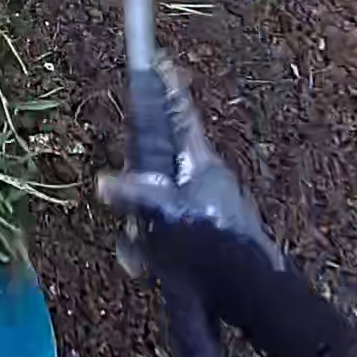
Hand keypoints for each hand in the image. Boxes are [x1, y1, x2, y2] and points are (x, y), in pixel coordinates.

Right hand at [97, 55, 280, 270]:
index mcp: (199, 160)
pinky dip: (154, 245)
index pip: (180, 112)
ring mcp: (203, 205)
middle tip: (130, 210)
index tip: (161, 59)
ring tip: (141, 253)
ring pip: (159, 199)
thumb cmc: (213, 244)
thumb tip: (101, 181)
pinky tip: (148, 268)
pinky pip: (168, 227)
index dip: (169, 87)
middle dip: (137, 186)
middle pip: (158, 162)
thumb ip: (134, 195)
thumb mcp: (166, 215)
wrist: (255, 297)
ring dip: (142, 226)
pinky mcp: (203, 233)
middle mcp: (201, 177)